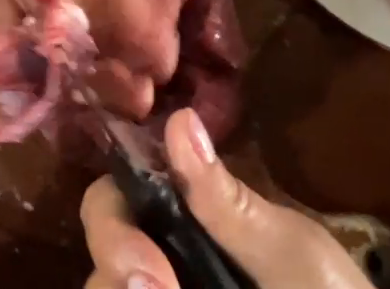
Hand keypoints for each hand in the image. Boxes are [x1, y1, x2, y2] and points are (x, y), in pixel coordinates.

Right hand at [81, 109, 372, 288]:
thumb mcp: (288, 251)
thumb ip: (227, 199)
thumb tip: (179, 118)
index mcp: (183, 213)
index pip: (116, 195)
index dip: (113, 223)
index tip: (146, 269)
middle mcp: (161, 249)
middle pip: (101, 241)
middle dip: (115, 262)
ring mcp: (158, 282)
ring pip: (101, 281)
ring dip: (116, 286)